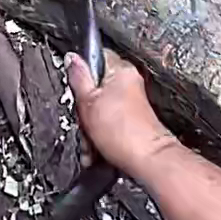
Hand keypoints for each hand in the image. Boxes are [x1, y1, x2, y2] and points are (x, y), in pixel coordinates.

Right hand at [66, 49, 178, 175]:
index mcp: (120, 70)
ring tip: (90, 142)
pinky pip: (109, 122)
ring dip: (90, 127)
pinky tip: (96, 150)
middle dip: (84, 110)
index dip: (80, 73)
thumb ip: (77, 77)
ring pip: (100, 108)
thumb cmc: (124, 133)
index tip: (76, 89)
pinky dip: (101, 135)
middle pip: (94, 87)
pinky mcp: (133, 122)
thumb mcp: (87, 101)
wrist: (148, 162)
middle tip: (83, 122)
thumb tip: (71, 57)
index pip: (94, 57)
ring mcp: (132, 103)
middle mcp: (129, 83)